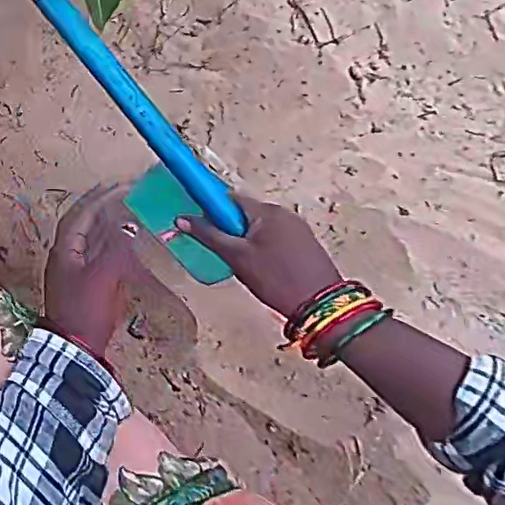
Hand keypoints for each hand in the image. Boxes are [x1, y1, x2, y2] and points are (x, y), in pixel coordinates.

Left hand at [44, 184, 150, 348]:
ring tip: (121, 208)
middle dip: (99, 204)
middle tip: (119, 191)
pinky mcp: (80, 281)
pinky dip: (106, 240)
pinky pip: (93, 251)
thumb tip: (127, 224)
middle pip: (80, 221)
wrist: (75, 346)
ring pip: (86, 235)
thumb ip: (115, 249)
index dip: (100, 198)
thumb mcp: (103, 277)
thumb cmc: (86, 310)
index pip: (81, 214)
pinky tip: (118, 240)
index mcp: (64, 249)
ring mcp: (71, 267)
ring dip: (103, 220)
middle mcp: (64, 254)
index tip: (121, 186)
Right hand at [176, 196, 341, 318]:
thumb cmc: (275, 277)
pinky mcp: (306, 243)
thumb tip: (181, 219)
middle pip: (244, 213)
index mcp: (267, 212)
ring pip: (258, 226)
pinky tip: (261, 266)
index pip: (229, 199)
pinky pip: (274, 236)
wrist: (322, 306)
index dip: (212, 211)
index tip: (204, 229)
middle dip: (230, 228)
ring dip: (245, 239)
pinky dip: (261, 246)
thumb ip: (207, 234)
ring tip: (243, 262)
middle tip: (225, 251)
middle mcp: (285, 214)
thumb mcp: (235, 256)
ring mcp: (298, 228)